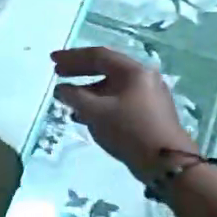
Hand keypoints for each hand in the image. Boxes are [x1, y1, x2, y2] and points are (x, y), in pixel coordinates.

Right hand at [50, 47, 196, 180]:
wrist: (164, 161)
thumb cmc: (127, 129)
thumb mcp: (94, 111)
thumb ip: (73, 96)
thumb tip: (61, 89)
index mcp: (133, 72)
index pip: (98, 56)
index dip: (72, 56)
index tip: (52, 60)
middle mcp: (144, 78)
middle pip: (106, 67)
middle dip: (79, 70)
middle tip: (58, 72)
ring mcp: (148, 95)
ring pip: (111, 85)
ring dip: (87, 88)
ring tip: (68, 97)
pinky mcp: (148, 111)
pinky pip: (118, 98)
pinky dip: (99, 101)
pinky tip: (85, 113)